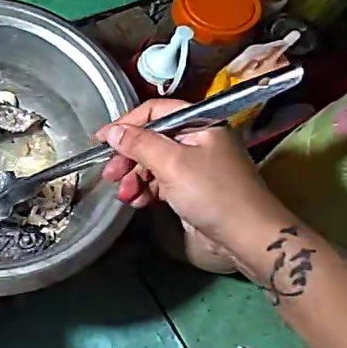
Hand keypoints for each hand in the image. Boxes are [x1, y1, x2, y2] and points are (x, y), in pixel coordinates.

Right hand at [96, 100, 298, 271]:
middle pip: (151, 139)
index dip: (125, 124)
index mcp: (200, 123)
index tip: (100, 141)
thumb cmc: (212, 193)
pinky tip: (139, 202)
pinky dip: (146, 190)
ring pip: (153, 163)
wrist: (246, 235)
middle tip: (111, 176)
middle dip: (128, 157)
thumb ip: (139, 144)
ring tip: (126, 196)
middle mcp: (197, 140)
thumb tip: (111, 131)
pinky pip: (161, 182)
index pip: (155, 112)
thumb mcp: (172, 163)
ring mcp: (195, 165)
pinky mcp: (192, 189)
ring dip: (134, 178)